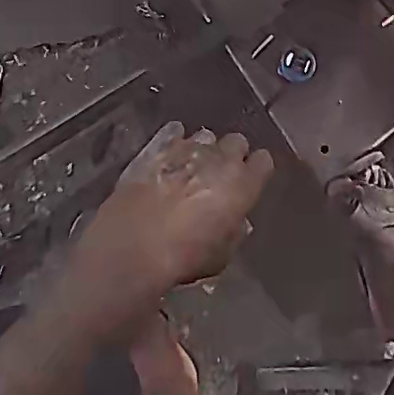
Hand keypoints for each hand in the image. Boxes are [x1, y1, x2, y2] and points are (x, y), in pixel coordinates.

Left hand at [65, 122, 274, 315]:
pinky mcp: (156, 148)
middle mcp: (219, 159)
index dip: (257, 171)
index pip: (263, 162)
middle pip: (237, 142)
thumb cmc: (182, 261)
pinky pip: (173, 133)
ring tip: (192, 169)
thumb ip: (233, 234)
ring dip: (203, 149)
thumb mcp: (219, 258)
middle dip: (233, 155)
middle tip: (221, 177)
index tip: (251, 182)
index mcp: (241, 185)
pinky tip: (169, 154)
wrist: (129, 252)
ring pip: (206, 136)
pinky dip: (175, 140)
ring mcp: (186, 149)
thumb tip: (237, 222)